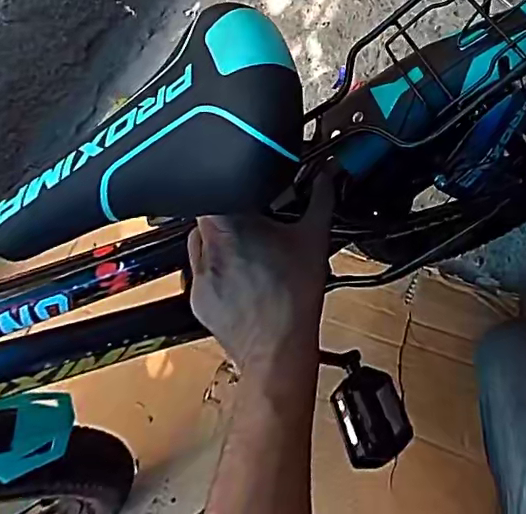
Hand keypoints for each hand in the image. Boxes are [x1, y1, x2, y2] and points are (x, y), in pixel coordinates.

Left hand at [187, 177, 334, 373]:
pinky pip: (202, 272)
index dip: (233, 185)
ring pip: (202, 242)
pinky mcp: (198, 300)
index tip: (251, 191)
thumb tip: (327, 175)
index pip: (215, 188)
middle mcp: (207, 248)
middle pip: (208, 214)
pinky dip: (219, 268)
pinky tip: (245, 275)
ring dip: (221, 238)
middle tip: (258, 219)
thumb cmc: (294, 296)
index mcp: (229, 224)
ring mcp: (198, 276)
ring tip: (251, 247)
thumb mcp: (315, 236)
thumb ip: (321, 197)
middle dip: (232, 212)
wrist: (279, 350)